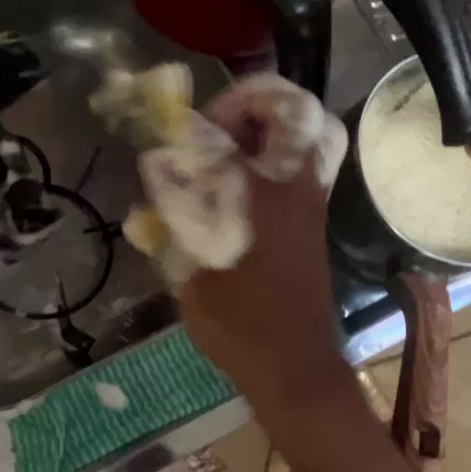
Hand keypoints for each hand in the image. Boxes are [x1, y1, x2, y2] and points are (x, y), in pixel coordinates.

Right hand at [170, 76, 356, 411]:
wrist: (294, 366)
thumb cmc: (238, 324)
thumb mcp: (192, 274)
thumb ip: (174, 221)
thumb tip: (157, 184)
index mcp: (261, 194)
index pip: (228, 131)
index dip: (197, 123)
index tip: (175, 136)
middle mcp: (294, 186)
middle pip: (292, 111)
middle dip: (252, 105)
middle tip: (216, 130)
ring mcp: (310, 203)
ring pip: (306, 136)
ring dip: (267, 130)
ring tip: (227, 152)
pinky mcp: (312, 223)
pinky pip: (304, 166)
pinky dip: (276, 159)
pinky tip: (237, 190)